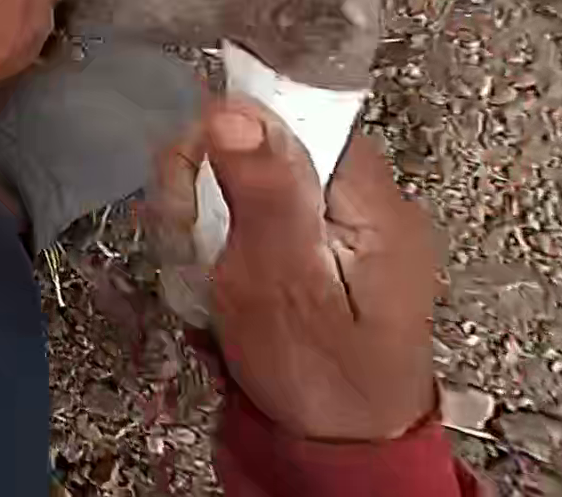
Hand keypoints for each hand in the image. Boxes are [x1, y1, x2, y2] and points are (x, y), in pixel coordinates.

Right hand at [155, 98, 438, 441]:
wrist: (332, 450)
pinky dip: (212, 215)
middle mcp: (358, 195)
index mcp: (371, 200)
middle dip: (208, 170)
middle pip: (264, 134)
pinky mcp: (305, 230)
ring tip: (195, 247)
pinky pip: (246, 193)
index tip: (199, 170)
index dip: (237, 127)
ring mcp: (332, 213)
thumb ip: (264, 196)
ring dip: (201, 196)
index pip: (298, 112)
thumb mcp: (284, 286)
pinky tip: (205, 250)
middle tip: (189, 223)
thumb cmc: (314, 375)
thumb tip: (234, 111)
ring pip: (244, 162)